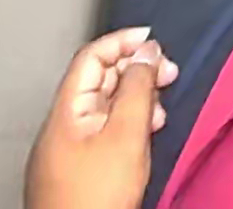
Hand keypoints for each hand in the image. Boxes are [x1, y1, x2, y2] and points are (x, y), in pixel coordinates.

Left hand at [25, 26, 179, 208]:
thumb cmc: (101, 191)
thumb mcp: (127, 132)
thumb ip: (139, 84)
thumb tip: (147, 49)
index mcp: (65, 114)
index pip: (90, 58)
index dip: (122, 41)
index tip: (155, 40)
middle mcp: (62, 126)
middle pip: (100, 78)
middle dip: (137, 69)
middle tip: (170, 73)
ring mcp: (67, 148)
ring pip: (107, 102)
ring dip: (138, 94)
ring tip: (162, 107)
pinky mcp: (78, 166)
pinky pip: (106, 125)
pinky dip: (130, 118)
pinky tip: (150, 128)